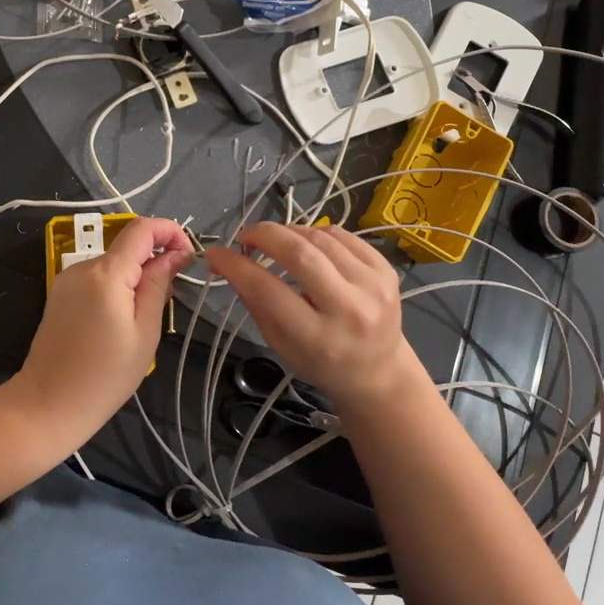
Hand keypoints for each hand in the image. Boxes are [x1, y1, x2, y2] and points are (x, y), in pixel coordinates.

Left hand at [12, 217, 193, 445]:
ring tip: (143, 319)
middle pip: (126, 247)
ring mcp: (67, 279)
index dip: (169, 232)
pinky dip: (116, 288)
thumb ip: (159, 285)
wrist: (49, 402)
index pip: (141, 228)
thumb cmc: (105, 375)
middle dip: (154, 261)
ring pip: (112, 264)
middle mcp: (82, 267)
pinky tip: (119, 322)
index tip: (188, 256)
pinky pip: (96, 279)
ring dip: (134, 278)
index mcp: (106, 273)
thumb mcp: (145, 331)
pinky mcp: (60, 294)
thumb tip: (175, 254)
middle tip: (170, 299)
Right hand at [206, 222, 421, 404]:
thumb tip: (225, 261)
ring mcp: (374, 286)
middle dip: (265, 236)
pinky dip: (315, 233)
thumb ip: (255, 302)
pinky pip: (342, 236)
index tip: (216, 254)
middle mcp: (351, 310)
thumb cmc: (321, 362)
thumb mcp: (280, 344)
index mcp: (319, 338)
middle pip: (301, 254)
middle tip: (246, 237)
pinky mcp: (387, 270)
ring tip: (273, 241)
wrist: (379, 371)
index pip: (269, 290)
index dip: (237, 266)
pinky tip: (304, 243)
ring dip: (289, 232)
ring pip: (320, 238)